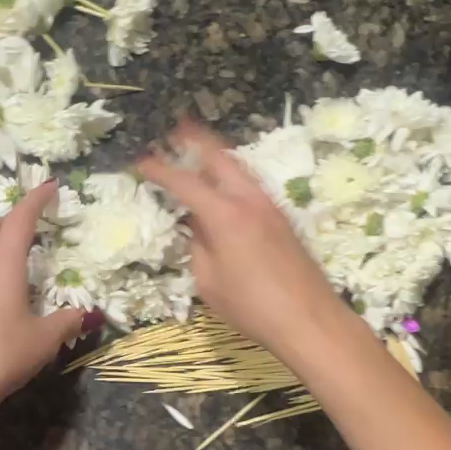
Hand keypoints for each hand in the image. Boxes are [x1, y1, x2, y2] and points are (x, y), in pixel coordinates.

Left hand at [0, 182, 89, 414]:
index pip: (20, 219)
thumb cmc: (2, 355)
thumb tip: (89, 314)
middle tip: (30, 227)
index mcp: (3, 265)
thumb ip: (67, 322)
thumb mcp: (44, 341)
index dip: (36, 199)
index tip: (50, 186)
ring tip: (17, 263)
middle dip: (9, 219)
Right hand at [137, 119, 357, 365]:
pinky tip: (223, 185)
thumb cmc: (252, 307)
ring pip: (239, 167)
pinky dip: (232, 175)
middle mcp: (249, 200)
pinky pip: (251, 184)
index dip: (160, 170)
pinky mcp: (282, 218)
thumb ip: (197, 246)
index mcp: (225, 215)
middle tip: (175, 130)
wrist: (309, 319)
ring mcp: (270, 206)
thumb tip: (195, 225)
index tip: (141, 161)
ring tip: (197, 150)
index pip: (184, 182)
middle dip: (195, 140)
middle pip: (219, 156)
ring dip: (216, 155)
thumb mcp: (209, 282)